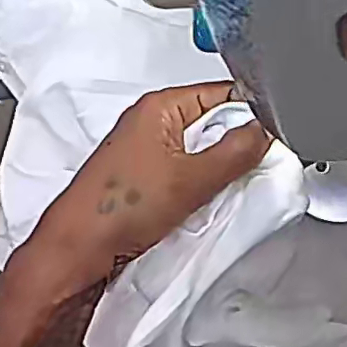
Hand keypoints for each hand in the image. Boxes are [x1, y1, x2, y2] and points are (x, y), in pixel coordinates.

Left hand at [29, 81, 270, 283]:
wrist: (75, 254)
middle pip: (213, 120)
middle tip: (249, 166)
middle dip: (234, 142)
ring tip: (222, 186)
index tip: (271, 136)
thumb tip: (265, 130)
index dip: (251, 111)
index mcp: (160, 105)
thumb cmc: (119, 209)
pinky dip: (200, 181)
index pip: (223, 92)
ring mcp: (146, 148)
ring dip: (217, 166)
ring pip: (200, 148)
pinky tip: (203, 199)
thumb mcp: (193, 178)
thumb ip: (236, 151)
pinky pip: (185, 168)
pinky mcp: (144, 174)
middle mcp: (151, 120)